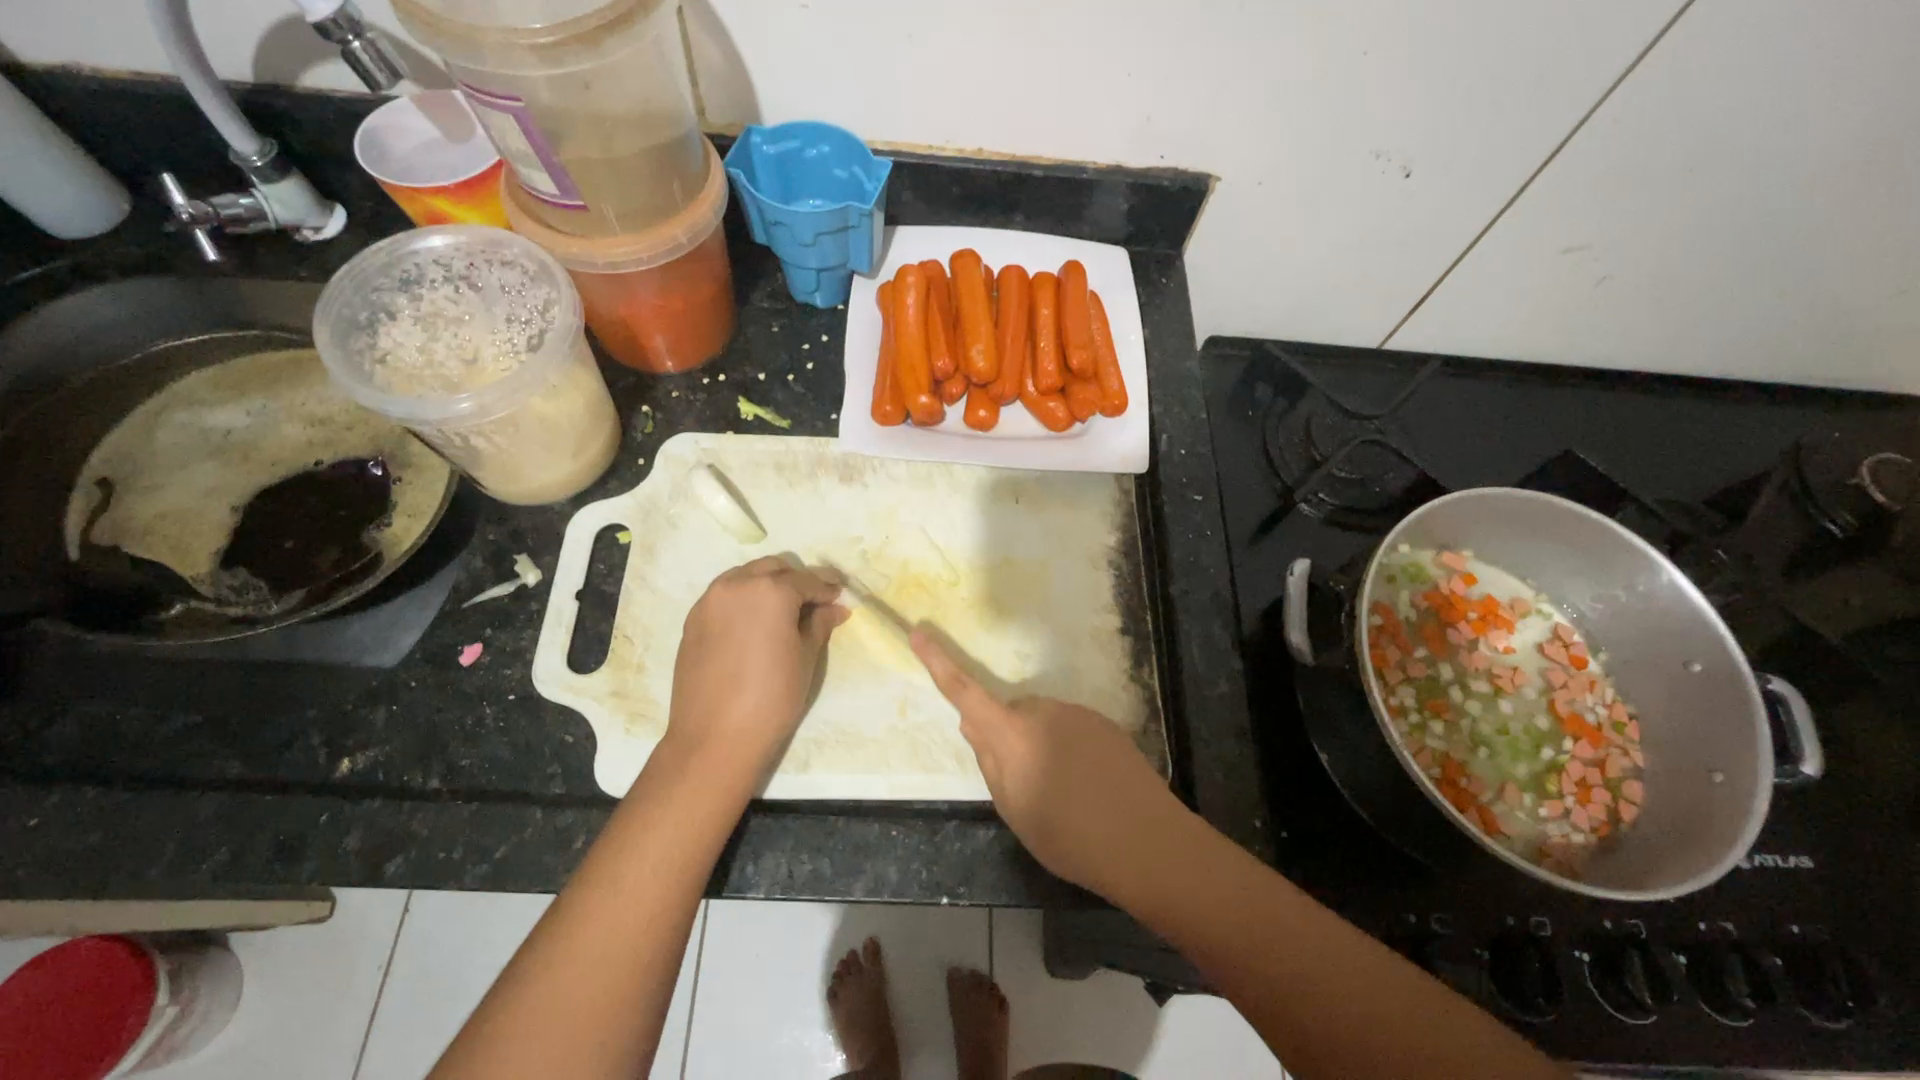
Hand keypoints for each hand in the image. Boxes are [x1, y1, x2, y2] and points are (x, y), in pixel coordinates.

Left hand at [666, 557, 847, 775]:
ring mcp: (709, 601)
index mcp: (769, 590)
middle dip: (796, 579)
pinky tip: (756, 623)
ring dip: (767, 584)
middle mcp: (736, 585)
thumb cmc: (772, 697)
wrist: (715, 737)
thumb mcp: (805, 659)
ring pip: (745, 577)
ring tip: (784, 610)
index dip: (826, 587)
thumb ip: (819, 625)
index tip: (839, 595)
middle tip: (814, 601)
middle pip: (773, 568)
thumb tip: (833, 608)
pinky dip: (744, 599)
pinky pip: (724, 596)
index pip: (805, 580)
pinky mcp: (693, 620)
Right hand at [911, 630, 1190, 897]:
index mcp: (1014, 734)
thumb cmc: (1069, 837)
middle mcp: (1045, 711)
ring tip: (1065, 797)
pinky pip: (1070, 730)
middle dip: (1009, 741)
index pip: (966, 693)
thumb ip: (990, 762)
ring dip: (1041, 748)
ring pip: (1041, 724)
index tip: (919, 631)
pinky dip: (1068, 751)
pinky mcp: (1105, 724)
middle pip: (1010, 716)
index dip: (939, 663)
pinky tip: (1089, 788)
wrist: (1147, 842)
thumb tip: (972, 723)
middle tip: (1027, 790)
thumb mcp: (1014, 810)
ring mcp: (1079, 714)